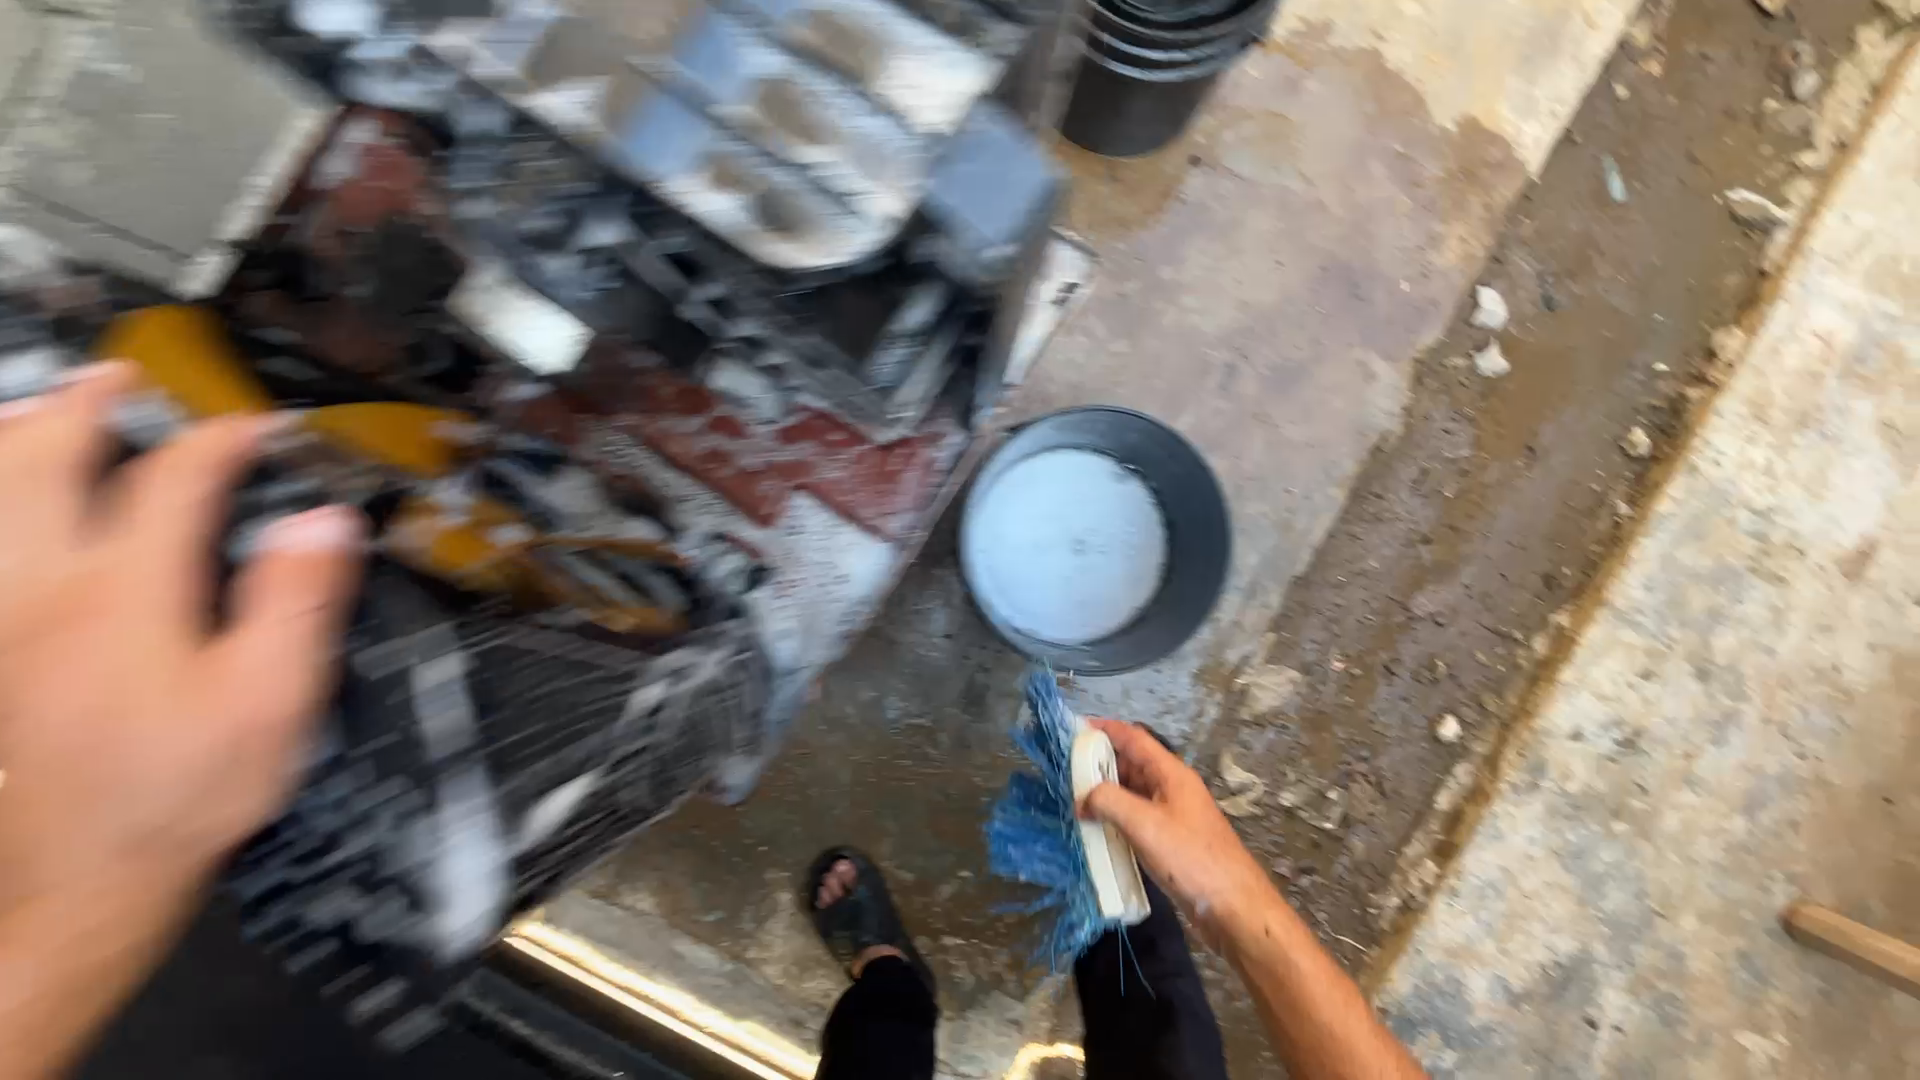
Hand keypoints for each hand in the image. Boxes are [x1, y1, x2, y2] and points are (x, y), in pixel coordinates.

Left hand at [0, 362, 362, 1078]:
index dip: (220, 443)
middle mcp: (42, 596)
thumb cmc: (190, 786)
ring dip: (12, 442)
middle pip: (43, 470)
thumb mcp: (274, 695)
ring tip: (40, 409)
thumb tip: (323, 521)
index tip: (259, 427)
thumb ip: (297, 599)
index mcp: (125, 598)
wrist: (86, 873)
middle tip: (120, 377)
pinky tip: (7, 511)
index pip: (174, 484)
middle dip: (84, 410)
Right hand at [1079, 717, 1276, 944]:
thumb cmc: (1192, 859)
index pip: (1134, 738)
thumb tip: (1083, 799)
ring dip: (1105, 792)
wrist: (1234, 909)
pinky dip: (1115, 817)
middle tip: (1066, 768)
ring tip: (1073, 796)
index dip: (1105, 728)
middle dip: (1100, 762)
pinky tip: (1096, 828)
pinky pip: (1136, 818)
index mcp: (1171, 774)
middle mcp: (1171, 788)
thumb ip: (1109, 801)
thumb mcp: (1145, 824)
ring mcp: (1172, 816)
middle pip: (1131, 763)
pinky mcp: (1170, 841)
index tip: (1075, 728)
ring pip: (1132, 792)